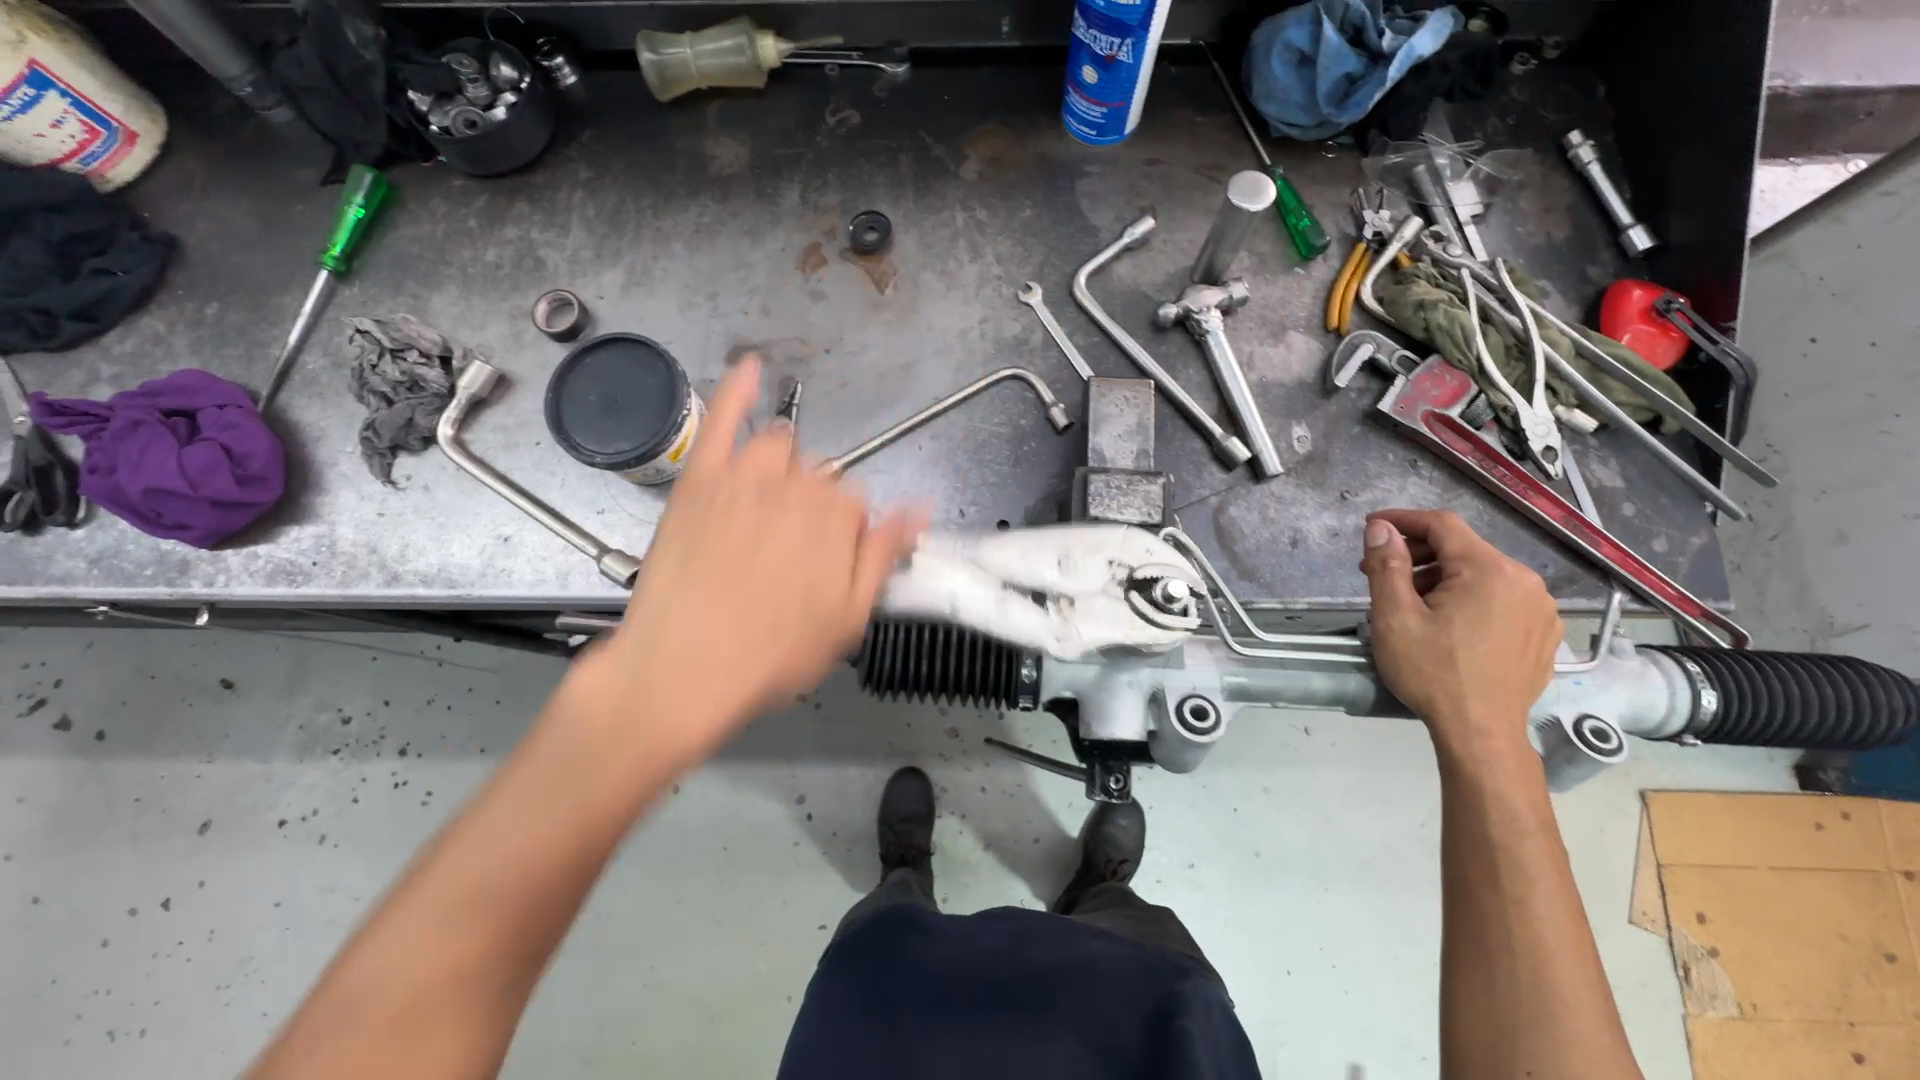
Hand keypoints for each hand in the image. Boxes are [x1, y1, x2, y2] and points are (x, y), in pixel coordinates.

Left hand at [577, 357, 925, 768]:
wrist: (682, 667)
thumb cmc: (772, 654)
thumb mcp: (847, 619)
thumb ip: (884, 556)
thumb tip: (920, 507)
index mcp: (839, 518)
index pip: (858, 505)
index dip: (846, 538)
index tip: (826, 569)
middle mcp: (797, 485)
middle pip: (821, 475)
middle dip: (816, 507)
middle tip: (792, 556)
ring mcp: (745, 475)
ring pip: (781, 446)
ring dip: (786, 465)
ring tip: (770, 502)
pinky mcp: (699, 477)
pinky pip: (720, 418)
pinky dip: (737, 389)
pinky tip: (750, 366)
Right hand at [1359, 509, 1561, 752]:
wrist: (1481, 732)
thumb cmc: (1432, 673)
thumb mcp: (1394, 618)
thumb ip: (1386, 565)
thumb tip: (1379, 529)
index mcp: (1488, 569)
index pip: (1442, 524)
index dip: (1402, 520)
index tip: (1371, 527)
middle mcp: (1524, 579)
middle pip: (1463, 549)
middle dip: (1418, 555)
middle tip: (1379, 574)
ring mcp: (1541, 607)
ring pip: (1483, 575)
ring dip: (1443, 579)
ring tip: (1412, 605)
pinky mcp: (1544, 633)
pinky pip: (1503, 600)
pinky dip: (1472, 600)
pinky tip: (1450, 625)